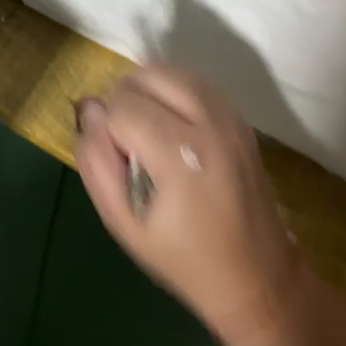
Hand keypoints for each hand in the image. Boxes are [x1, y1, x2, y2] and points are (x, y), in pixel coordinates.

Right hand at [74, 65, 299, 343]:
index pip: (122, 106)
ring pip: (172, 70)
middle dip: (125, 100)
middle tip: (129, 144)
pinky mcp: (240, 117)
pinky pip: (195, 81)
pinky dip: (173, 90)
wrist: (256, 275)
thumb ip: (97, 163)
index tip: (120, 164)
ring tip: (147, 131)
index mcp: (181, 155)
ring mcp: (230, 116)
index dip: (108, 130)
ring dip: (149, 90)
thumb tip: (89, 110)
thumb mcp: (123, 224)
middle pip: (147, 75)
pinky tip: (171, 125)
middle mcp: (209, 124)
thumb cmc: (183, 258)